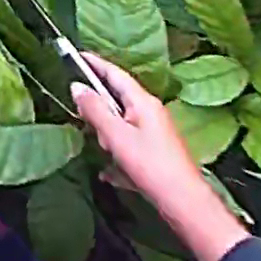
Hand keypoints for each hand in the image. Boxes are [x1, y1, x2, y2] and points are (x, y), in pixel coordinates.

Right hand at [72, 52, 247, 260]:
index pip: (115, 74)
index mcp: (143, 103)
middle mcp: (151, 113)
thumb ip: (93, 108)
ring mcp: (155, 133)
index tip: (74, 53)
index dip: (94, 63)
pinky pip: (127, 143)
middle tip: (83, 117)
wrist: (186, 206)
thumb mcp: (115, 135)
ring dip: (106, 133)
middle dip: (96, 107)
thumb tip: (76, 86)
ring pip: (119, 122)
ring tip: (103, 149)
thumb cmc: (151, 166)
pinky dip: (116, 152)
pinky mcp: (155, 152)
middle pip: (115, 98)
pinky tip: (110, 172)